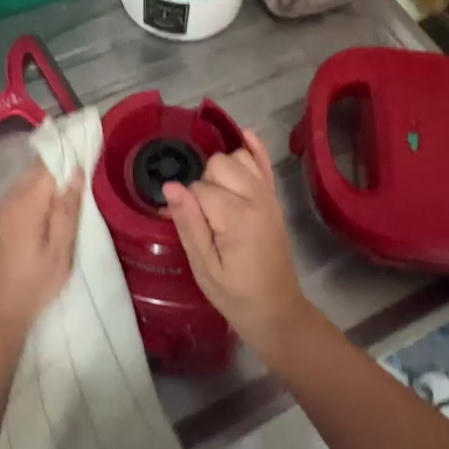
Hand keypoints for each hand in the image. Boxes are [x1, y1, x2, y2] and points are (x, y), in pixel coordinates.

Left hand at [0, 158, 82, 335]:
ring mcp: (3, 207)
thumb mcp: (59, 252)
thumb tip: (77, 172)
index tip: (92, 150)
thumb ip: (68, 210)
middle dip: (63, 164)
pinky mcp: (1, 218)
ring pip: (31, 179)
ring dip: (53, 178)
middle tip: (91, 169)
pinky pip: (24, 192)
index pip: (50, 162)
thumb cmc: (31, 285)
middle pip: (39, 167)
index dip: (70, 153)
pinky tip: (56, 204)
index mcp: (27, 201)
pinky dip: (41, 190)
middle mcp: (11, 196)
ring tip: (78, 186)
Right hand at [163, 129, 310, 353]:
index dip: (187, 204)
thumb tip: (170, 185)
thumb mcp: (204, 267)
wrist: (277, 310)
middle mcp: (256, 197)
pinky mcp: (273, 197)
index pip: (199, 187)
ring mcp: (268, 195)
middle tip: (205, 217)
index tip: (187, 226)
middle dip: (205, 183)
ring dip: (222, 170)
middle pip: (219, 163)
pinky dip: (253, 147)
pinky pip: (264, 160)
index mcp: (236, 217)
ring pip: (238, 156)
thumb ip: (188, 223)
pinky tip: (241, 138)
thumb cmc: (235, 294)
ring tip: (217, 198)